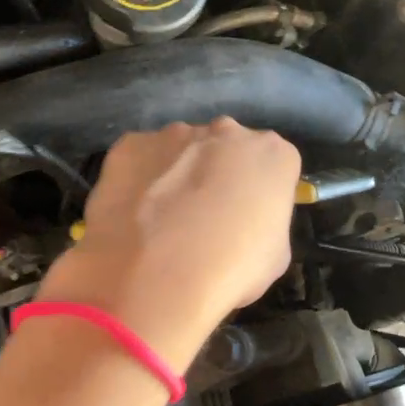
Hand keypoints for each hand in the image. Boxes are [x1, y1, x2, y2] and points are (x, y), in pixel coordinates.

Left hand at [37, 119, 301, 367]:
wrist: (159, 274)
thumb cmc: (232, 267)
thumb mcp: (273, 255)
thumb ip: (263, 223)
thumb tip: (242, 225)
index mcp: (272, 153)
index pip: (273, 165)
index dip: (258, 194)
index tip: (246, 219)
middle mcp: (225, 131)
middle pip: (225, 148)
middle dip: (216, 174)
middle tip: (202, 218)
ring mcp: (174, 133)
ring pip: (179, 150)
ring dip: (175, 175)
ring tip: (160, 222)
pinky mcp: (130, 144)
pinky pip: (139, 160)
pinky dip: (138, 180)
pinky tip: (132, 215)